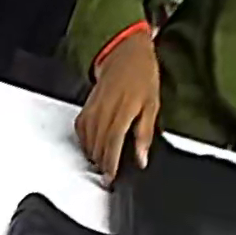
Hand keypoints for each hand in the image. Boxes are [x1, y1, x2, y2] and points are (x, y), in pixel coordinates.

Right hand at [75, 29, 159, 184]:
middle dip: (104, 163)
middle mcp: (103, 115)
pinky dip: (89, 146)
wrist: (123, 56)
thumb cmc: (141, 76)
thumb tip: (141, 158)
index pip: (112, 146)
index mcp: (122, 111)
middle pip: (99, 150)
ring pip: (89, 148)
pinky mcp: (82, 117)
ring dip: (97, 156)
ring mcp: (90, 116)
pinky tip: (98, 144)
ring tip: (106, 158)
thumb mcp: (152, 103)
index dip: (111, 165)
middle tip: (111, 170)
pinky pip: (83, 140)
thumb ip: (145, 133)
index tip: (111, 178)